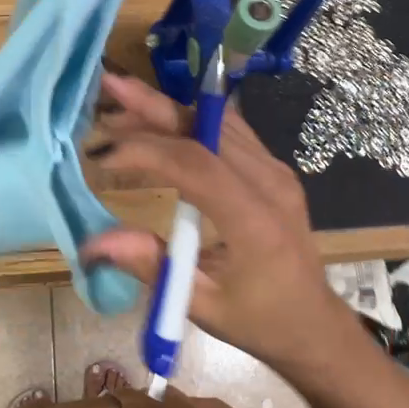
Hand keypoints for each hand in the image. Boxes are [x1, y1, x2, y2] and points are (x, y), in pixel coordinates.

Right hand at [83, 73, 368, 380]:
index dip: (147, 152)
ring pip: (217, 121)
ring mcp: (276, 169)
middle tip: (108, 84)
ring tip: (121, 99)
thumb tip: (94, 243)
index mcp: (256, 222)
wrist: (314, 323)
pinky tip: (157, 117)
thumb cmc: (259, 321)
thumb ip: (153, 267)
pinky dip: (189, 119)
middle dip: (152, 106)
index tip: (103, 155)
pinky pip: (229, 129)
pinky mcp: (273, 167)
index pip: (197, 166)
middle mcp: (270, 183)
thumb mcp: (204, 306)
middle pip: (207, 130)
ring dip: (168, 108)